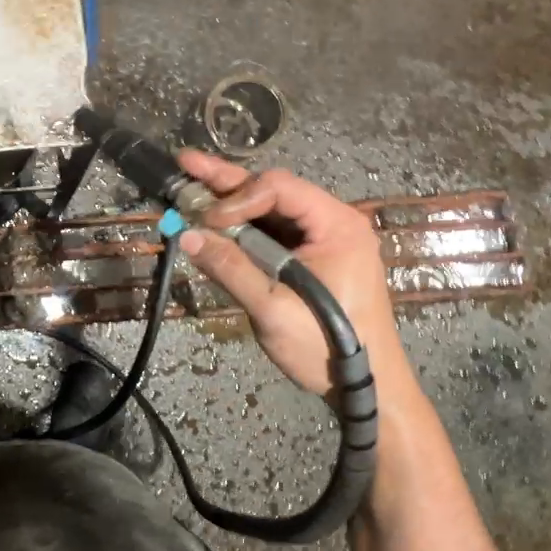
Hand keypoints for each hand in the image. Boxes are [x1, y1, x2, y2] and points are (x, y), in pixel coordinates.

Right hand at [175, 150, 409, 395]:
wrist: (365, 387)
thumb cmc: (327, 346)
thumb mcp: (273, 309)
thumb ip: (231, 268)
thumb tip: (186, 236)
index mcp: (337, 225)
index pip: (278, 189)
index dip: (237, 198)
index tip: (206, 220)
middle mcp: (332, 220)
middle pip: (272, 190)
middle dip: (226, 181)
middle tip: (185, 163)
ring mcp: (322, 237)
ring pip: (269, 208)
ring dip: (229, 201)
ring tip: (190, 184)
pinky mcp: (311, 255)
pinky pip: (272, 230)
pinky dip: (241, 225)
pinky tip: (211, 219)